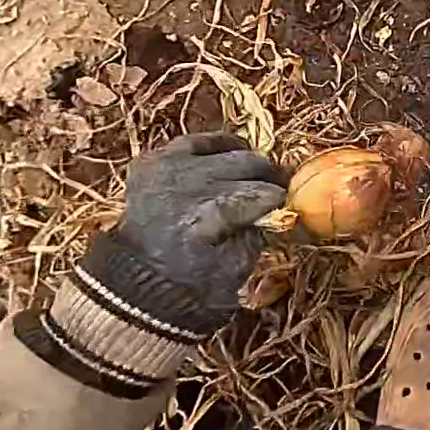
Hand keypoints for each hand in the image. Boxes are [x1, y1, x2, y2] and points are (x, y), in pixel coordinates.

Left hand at [118, 131, 286, 310]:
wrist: (136, 288)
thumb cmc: (193, 284)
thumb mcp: (238, 264)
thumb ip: (262, 229)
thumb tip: (284, 207)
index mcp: (211, 212)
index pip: (265, 193)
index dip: (283, 200)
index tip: (293, 206)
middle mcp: (190, 183)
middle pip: (251, 166)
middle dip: (273, 179)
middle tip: (285, 189)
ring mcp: (170, 168)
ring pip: (230, 151)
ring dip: (251, 163)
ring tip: (262, 176)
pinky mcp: (156, 162)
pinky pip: (198, 141)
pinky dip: (220, 145)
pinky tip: (236, 151)